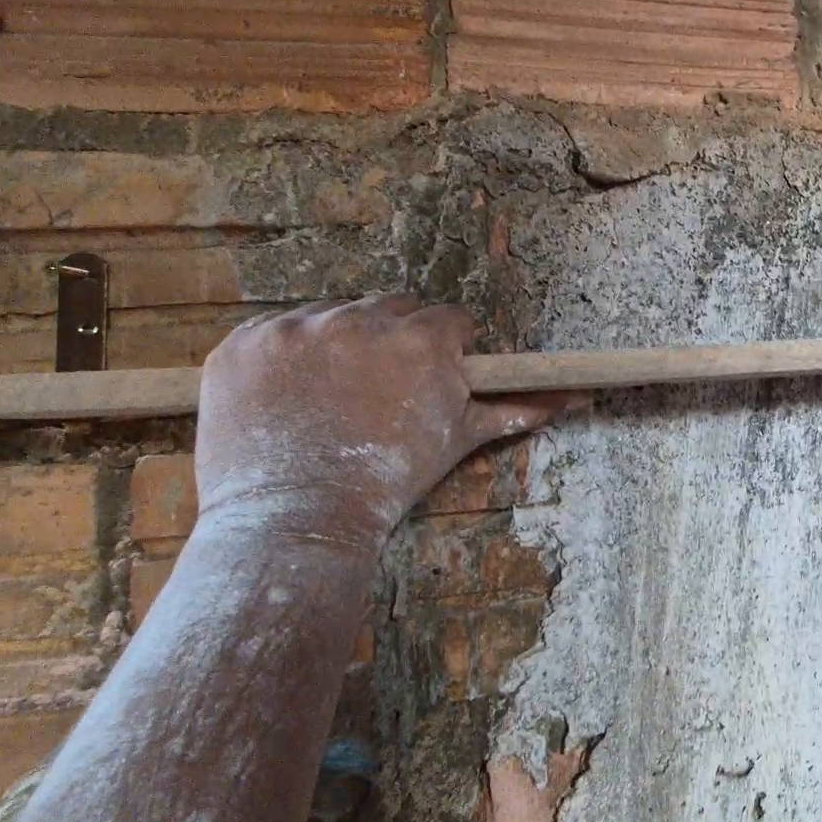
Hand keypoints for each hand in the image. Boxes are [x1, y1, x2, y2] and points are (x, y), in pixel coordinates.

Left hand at [193, 295, 584, 550]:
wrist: (301, 514)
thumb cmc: (396, 475)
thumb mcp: (463, 437)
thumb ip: (520, 408)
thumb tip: (578, 399)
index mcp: (421, 340)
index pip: (449, 318)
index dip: (448, 347)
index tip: (435, 376)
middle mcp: (360, 321)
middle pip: (394, 307)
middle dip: (398, 337)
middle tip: (387, 383)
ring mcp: (294, 329)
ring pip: (336, 314)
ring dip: (344, 341)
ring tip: (337, 390)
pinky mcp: (242, 343)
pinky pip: (277, 328)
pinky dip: (288, 353)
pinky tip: (295, 390)